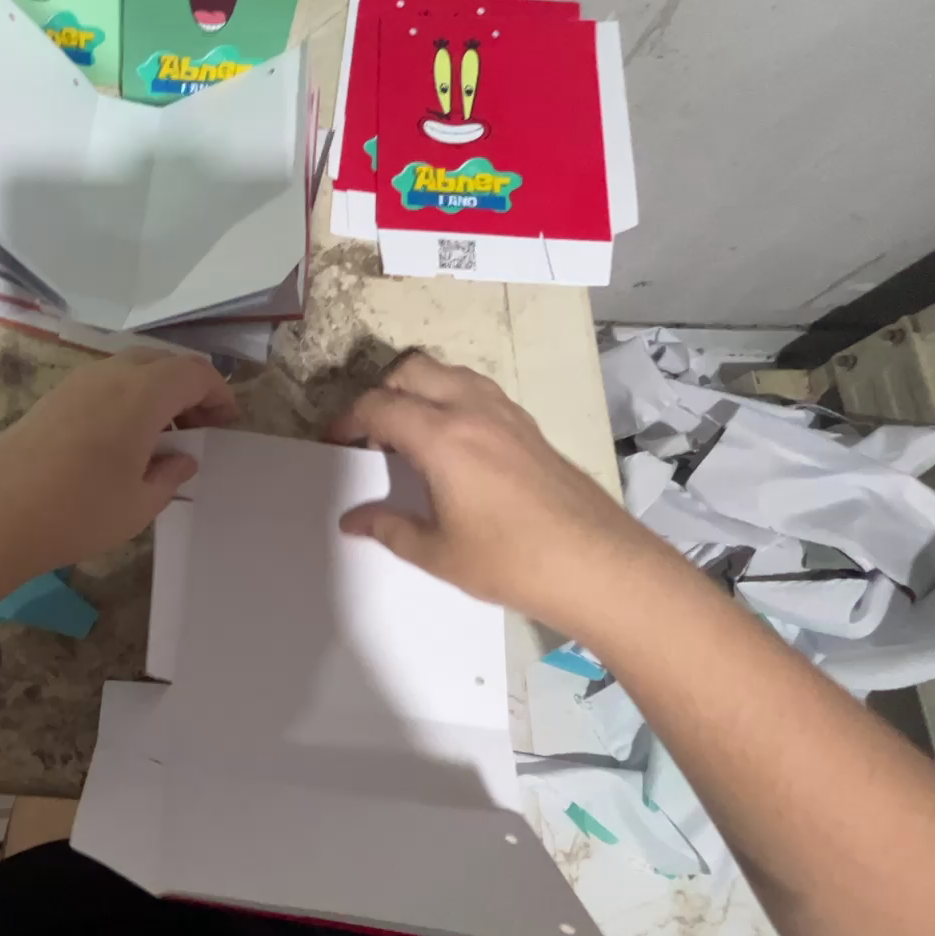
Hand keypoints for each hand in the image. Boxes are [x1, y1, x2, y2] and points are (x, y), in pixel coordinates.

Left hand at [0, 349, 238, 579]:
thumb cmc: (77, 513)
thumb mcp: (139, 505)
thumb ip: (170, 476)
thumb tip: (183, 458)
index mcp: (142, 394)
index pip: (195, 373)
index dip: (219, 395)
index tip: (225, 425)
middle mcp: (109, 375)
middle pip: (162, 364)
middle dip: (188, 391)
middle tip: (197, 431)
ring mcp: (74, 384)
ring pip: (129, 371)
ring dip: (154, 395)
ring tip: (159, 440)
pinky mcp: (49, 401)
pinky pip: (101, 386)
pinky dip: (123, 401)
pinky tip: (117, 443)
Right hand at [331, 351, 676, 636]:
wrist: (599, 565)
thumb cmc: (509, 560)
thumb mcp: (435, 552)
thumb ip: (388, 528)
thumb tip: (353, 522)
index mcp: (441, 438)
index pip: (378, 406)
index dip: (347, 420)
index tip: (336, 443)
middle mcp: (472, 411)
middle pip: (411, 370)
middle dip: (380, 392)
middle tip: (370, 433)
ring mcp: (506, 414)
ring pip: (448, 372)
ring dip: (418, 390)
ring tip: (408, 433)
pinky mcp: (528, 426)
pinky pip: (477, 389)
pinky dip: (450, 399)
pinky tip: (450, 443)